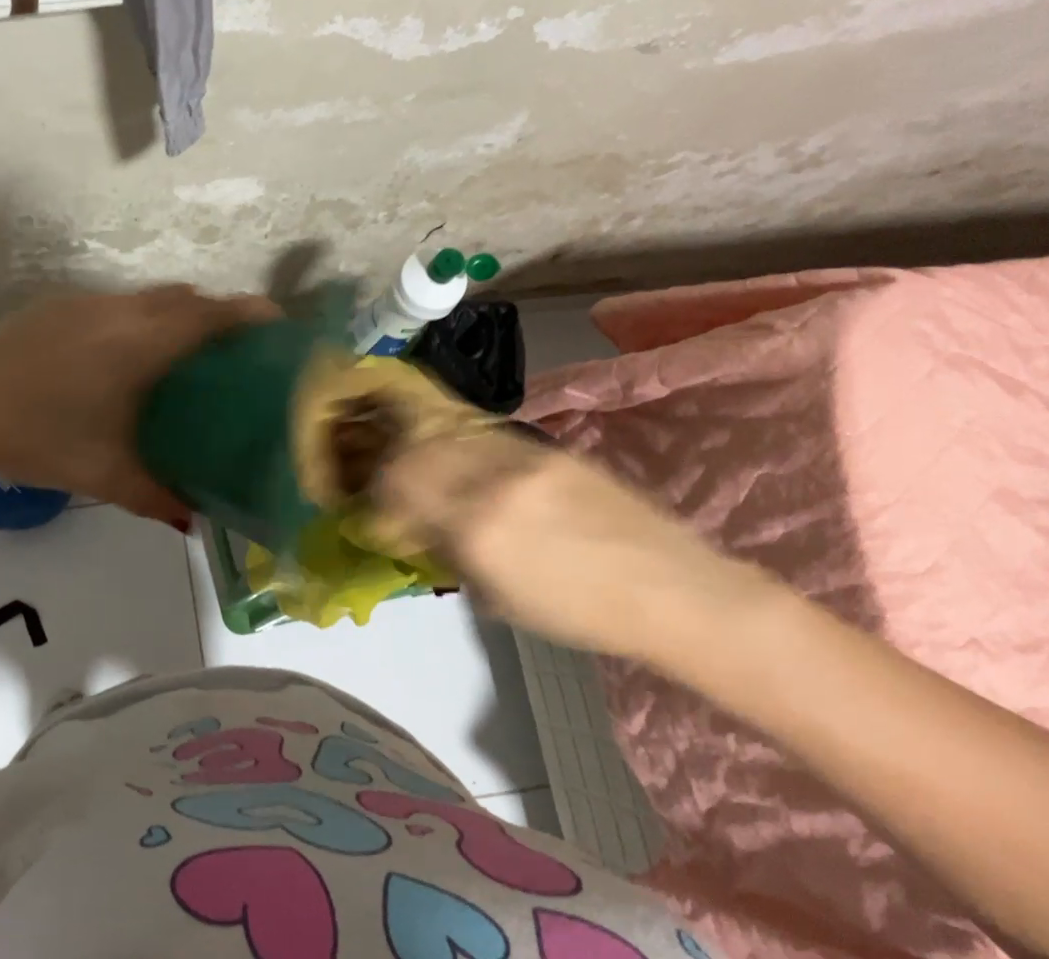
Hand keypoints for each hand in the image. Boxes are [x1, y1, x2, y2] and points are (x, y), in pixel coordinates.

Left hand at [0, 285, 278, 526]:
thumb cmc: (38, 439)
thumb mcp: (105, 476)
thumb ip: (157, 497)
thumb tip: (193, 520)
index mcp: (140, 342)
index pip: (211, 315)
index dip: (249, 314)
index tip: (277, 325)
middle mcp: (117, 310)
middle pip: (182, 298)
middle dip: (213, 315)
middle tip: (230, 353)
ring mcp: (79, 303)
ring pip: (143, 299)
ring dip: (170, 317)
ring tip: (177, 358)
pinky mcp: (48, 308)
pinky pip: (110, 305)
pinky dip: (132, 321)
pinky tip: (116, 362)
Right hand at [379, 429, 791, 664]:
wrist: (672, 591)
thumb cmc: (578, 615)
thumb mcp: (496, 599)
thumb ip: (450, 554)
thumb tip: (421, 529)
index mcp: (476, 527)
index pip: (398, 484)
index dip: (376, 491)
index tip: (375, 505)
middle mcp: (494, 481)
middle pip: (416, 449)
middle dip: (393, 462)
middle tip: (391, 479)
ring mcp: (526, 458)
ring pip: (450, 434)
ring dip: (425, 447)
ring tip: (425, 466)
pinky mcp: (552, 450)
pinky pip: (486, 438)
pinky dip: (462, 447)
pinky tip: (468, 465)